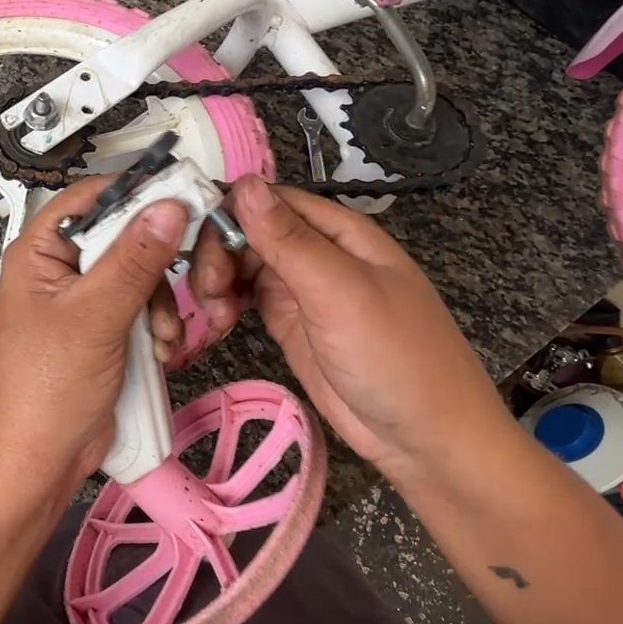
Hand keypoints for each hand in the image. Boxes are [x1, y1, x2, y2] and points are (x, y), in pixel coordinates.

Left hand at [0, 176, 190, 489]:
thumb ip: (135, 260)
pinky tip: (163, 353)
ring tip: (165, 340)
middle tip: (186, 283)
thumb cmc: (51, 384)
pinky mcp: (101, 329)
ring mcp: (80, 300)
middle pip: (120, 236)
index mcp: (38, 250)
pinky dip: (157, 326)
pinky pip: (139, 308)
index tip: (185, 197)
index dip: (135, 193)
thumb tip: (170, 203)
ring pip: (137, 275)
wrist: (40, 460)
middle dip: (154, 266)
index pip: (90, 198)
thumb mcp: (96, 317)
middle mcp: (57, 267)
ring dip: (160, 305)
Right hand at [191, 176, 514, 481]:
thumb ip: (289, 239)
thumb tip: (243, 183)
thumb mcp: (340, 292)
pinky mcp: (288, 320)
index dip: (227, 215)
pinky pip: (243, 296)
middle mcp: (315, 250)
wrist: (426, 440)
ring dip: (216, 281)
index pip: (266, 200)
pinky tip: (216, 325)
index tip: (196, 246)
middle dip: (218, 254)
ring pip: (240, 262)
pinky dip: (224, 304)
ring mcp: (300, 286)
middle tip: (209, 294)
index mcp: (336, 230)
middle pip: (247, 230)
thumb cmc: (394, 357)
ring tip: (215, 317)